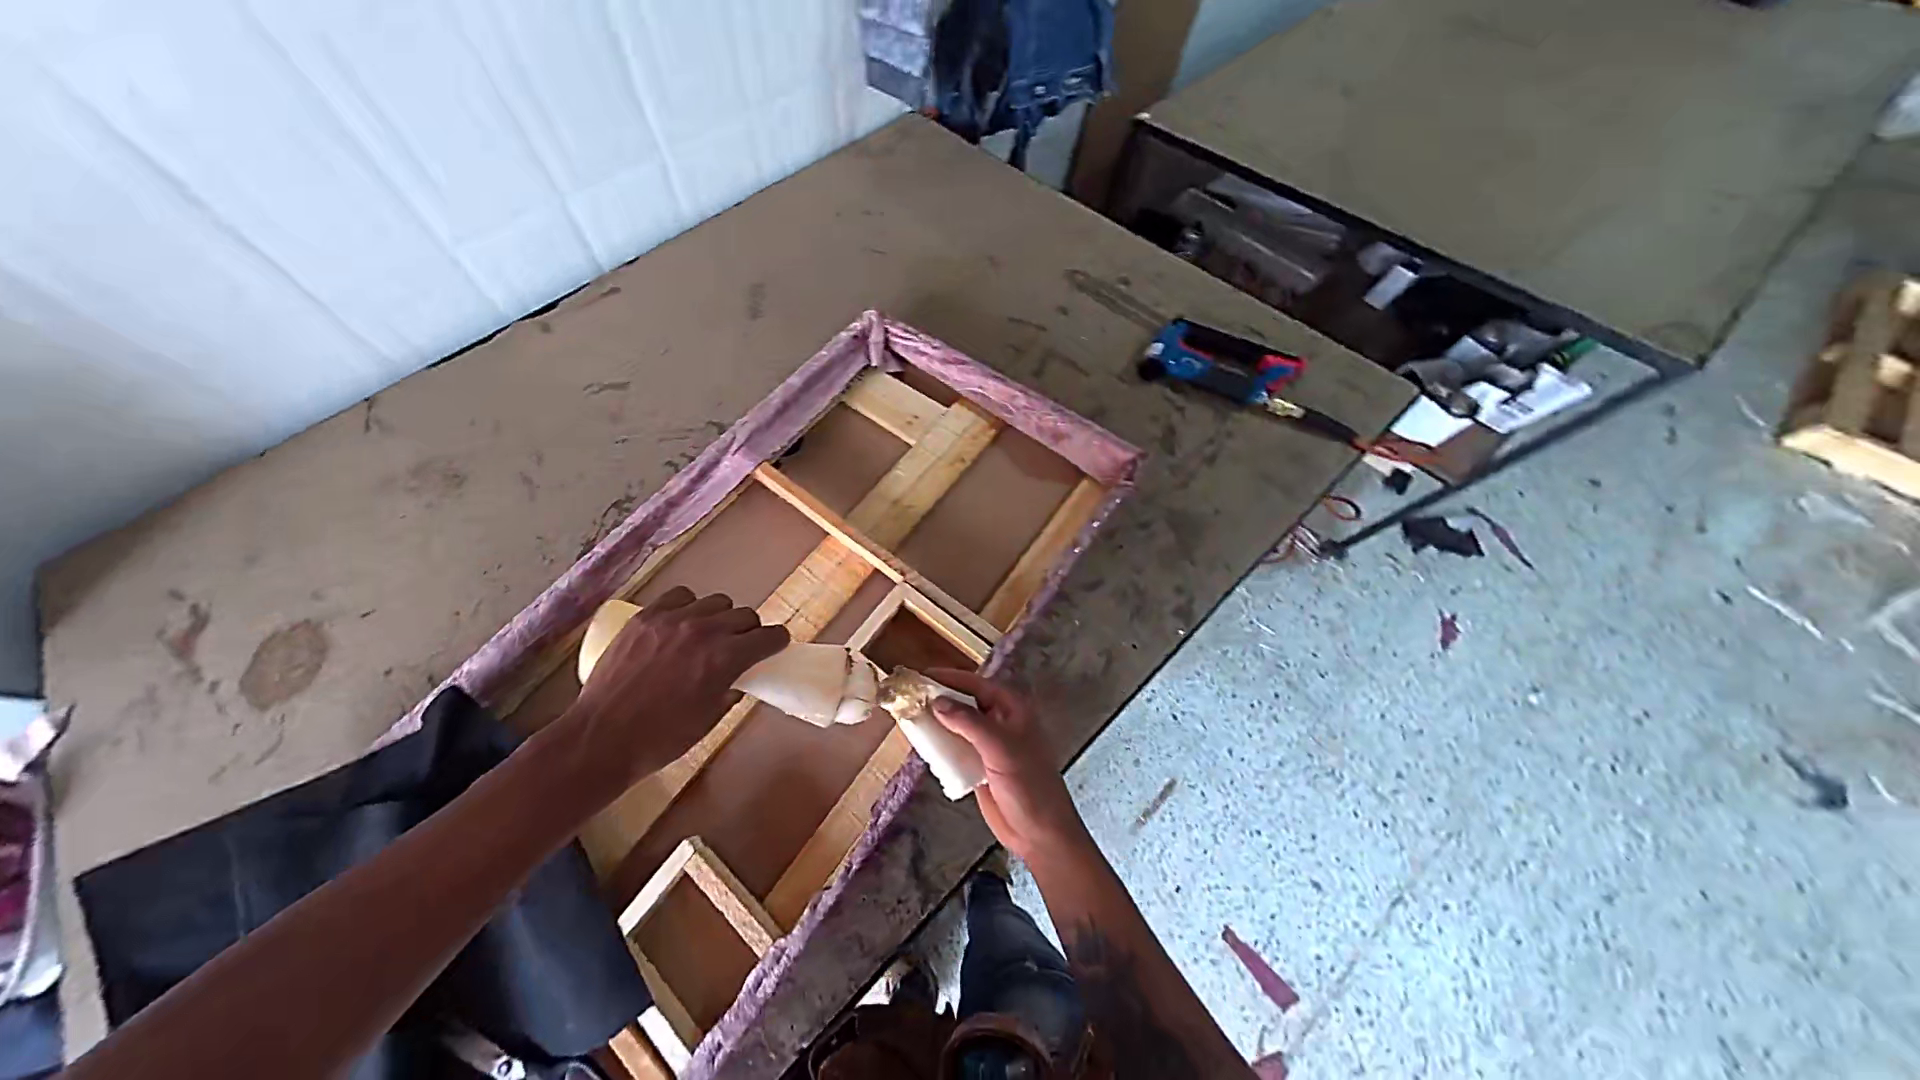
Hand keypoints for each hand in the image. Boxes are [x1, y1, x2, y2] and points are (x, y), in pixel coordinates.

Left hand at [566, 587, 787, 785]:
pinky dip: (689, 606)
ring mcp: (672, 620)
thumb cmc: (661, 739)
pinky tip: (682, 622)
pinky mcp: (646, 617)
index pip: (769, 636)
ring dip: (720, 617)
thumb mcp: (709, 719)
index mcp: (726, 659)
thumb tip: (737, 679)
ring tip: (708, 634)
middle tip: (739, 647)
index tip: (773, 648)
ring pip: (716, 602)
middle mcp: (704, 631)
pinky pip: (680, 596)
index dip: (776, 643)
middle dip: (749, 631)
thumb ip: (730, 691)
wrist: (603, 738)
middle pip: (745, 615)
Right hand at [925, 669, 1092, 863]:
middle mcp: (1001, 722)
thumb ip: (969, 723)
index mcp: (1013, 709)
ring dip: (937, 722)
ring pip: (958, 725)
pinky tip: (922, 743)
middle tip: (910, 695)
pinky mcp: (979, 765)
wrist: (1038, 832)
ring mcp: (989, 744)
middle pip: (965, 702)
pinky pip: (955, 747)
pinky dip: (940, 744)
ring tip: (909, 716)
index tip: (923, 675)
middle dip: (940, 698)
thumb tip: (938, 702)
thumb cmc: (1029, 785)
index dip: (951, 678)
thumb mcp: (1000, 748)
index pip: (977, 684)